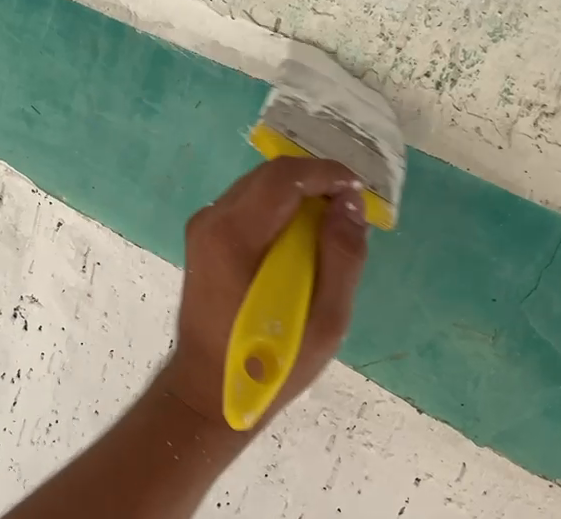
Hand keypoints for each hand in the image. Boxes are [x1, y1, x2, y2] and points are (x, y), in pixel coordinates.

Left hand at [156, 157, 371, 431]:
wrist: (206, 387)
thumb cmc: (270, 364)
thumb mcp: (324, 321)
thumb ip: (341, 257)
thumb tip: (350, 203)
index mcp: (234, 236)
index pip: (282, 178)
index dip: (324, 173)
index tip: (357, 190)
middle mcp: (212, 219)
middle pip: (269, 176)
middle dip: (314, 181)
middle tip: (350, 208)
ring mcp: (203, 226)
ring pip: (258, 187)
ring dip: (296, 195)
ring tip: (330, 225)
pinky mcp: (204, 237)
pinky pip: (247, 204)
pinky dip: (278, 209)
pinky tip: (300, 240)